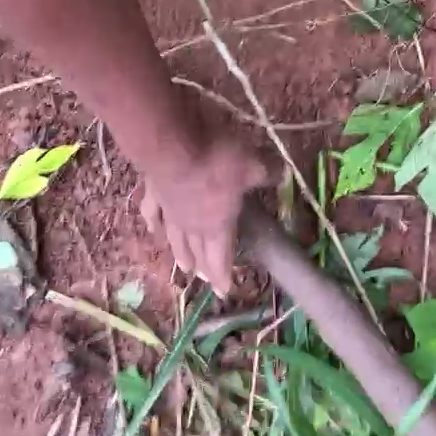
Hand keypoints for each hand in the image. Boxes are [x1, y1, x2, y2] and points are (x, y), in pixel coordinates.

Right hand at [138, 125, 271, 294]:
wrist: (173, 144)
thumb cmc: (218, 161)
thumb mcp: (253, 165)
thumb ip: (268, 173)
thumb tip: (282, 175)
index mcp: (218, 224)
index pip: (221, 257)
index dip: (223, 275)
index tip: (224, 291)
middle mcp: (192, 224)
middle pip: (198, 252)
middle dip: (205, 268)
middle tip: (207, 281)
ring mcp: (170, 210)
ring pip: (175, 239)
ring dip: (181, 254)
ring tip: (184, 266)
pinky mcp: (153, 193)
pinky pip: (152, 213)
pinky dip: (154, 223)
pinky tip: (154, 229)